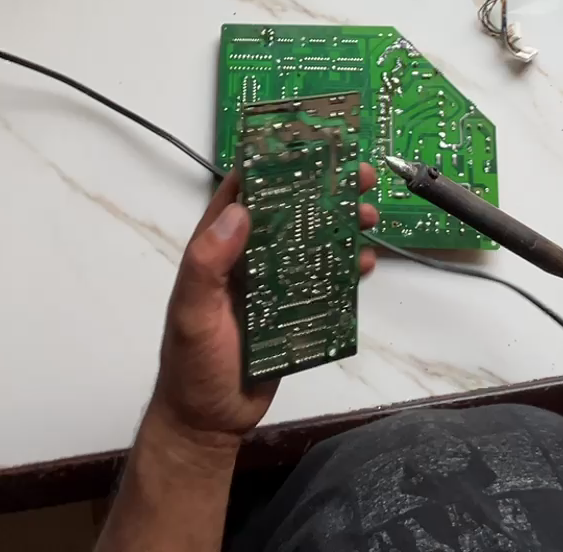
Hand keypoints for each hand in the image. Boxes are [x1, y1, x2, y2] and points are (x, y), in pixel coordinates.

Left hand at [147, 163, 378, 449]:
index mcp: (220, 245)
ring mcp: (274, 281)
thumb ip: (207, 264)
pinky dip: (347, 267)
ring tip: (369, 215)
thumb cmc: (192, 363)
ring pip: (313, 240)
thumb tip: (240, 212)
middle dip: (324, 188)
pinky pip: (326, 280)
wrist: (210, 420)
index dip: (275, 162)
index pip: (246, 191)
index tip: (311, 143)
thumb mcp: (193, 311)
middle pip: (290, 210)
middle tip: (357, 176)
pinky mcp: (295, 308)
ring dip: (341, 224)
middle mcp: (249, 255)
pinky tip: (366, 261)